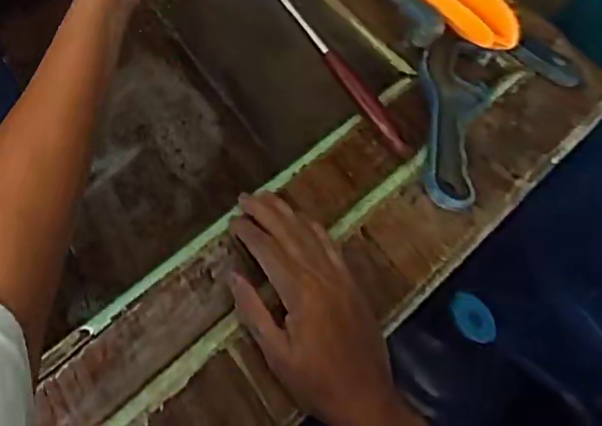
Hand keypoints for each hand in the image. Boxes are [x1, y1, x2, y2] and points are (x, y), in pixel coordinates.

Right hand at [228, 193, 419, 425]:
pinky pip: (331, 245)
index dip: (248, 231)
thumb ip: (254, 312)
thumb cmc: (318, 383)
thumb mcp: (278, 356)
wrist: (370, 404)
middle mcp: (320, 276)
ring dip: (286, 211)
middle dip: (263, 211)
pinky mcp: (352, 283)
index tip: (231, 221)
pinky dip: (314, 226)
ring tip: (267, 196)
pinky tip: (303, 218)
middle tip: (243, 197)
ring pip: (309, 232)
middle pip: (287, 232)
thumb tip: (233, 275)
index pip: (267, 249)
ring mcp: (340, 277)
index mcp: (300, 292)